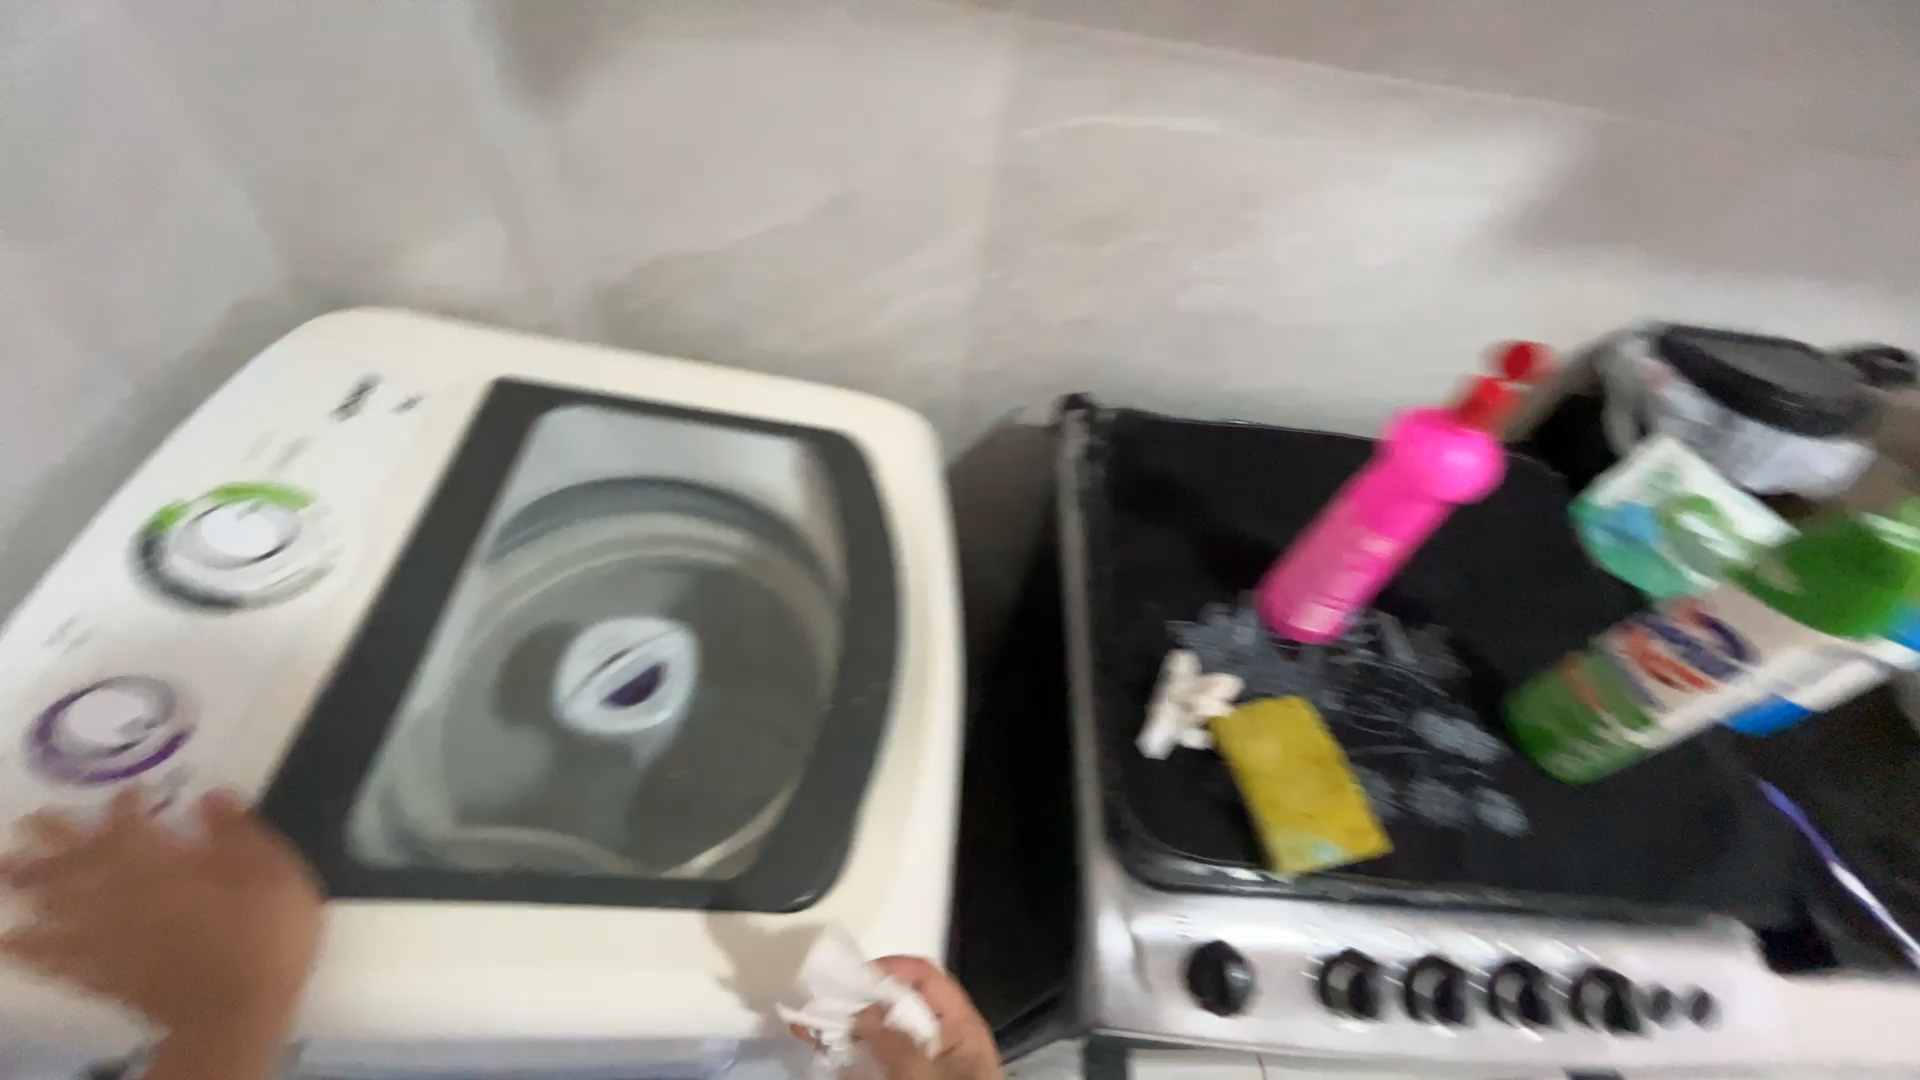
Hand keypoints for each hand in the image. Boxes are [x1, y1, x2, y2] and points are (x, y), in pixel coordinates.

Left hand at [0, 788, 323, 1073]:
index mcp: (170, 870)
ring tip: (6, 869)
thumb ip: (239, 833)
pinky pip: (54, 959)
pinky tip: (9, 939)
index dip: (124, 810)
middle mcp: (127, 900)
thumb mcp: (273, 870)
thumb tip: (209, 797)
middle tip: (31, 821)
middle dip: (58, 842)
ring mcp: (110, 940)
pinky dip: (26, 949)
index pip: (135, 832)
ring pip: (59, 908)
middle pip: (85, 866)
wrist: (238, 1005)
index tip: (125, 792)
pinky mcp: (104, 973)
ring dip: (31, 887)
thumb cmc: (268, 927)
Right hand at [795, 956, 1002, 1079]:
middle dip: (859, 1002)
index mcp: (961, 1028)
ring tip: (810, 1028)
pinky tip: (823, 1058)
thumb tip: (865, 1011)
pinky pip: (875, 1066)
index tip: (852, 977)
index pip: (926, 978)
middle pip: (899, 1007)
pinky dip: (850, 1061)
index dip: (891, 969)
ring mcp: (922, 1070)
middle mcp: (942, 1042)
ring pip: (882, 1038)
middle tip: (819, 1002)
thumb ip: (899, 1045)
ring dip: (847, 1030)